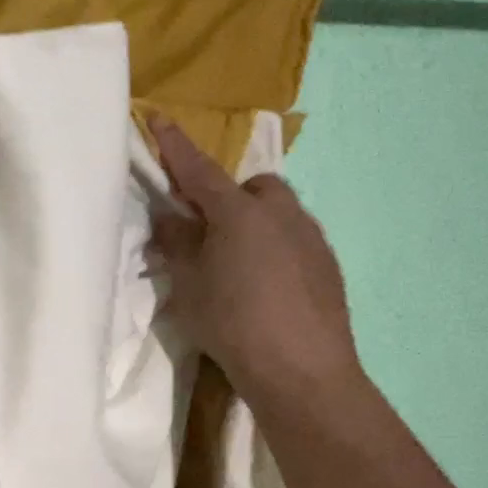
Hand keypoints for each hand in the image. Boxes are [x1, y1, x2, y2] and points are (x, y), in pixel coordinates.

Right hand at [149, 117, 364, 407]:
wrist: (302, 369)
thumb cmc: (231, 320)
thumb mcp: (187, 282)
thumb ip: (177, 244)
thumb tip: (170, 220)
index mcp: (239, 214)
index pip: (199, 170)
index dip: (176, 146)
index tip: (160, 119)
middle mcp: (281, 216)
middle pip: (254, 187)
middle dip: (229, 197)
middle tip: (203, 228)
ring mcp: (311, 240)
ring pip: (277, 214)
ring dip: (252, 224)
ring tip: (228, 262)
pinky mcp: (327, 268)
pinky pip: (292, 241)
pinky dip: (271, 250)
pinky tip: (257, 286)